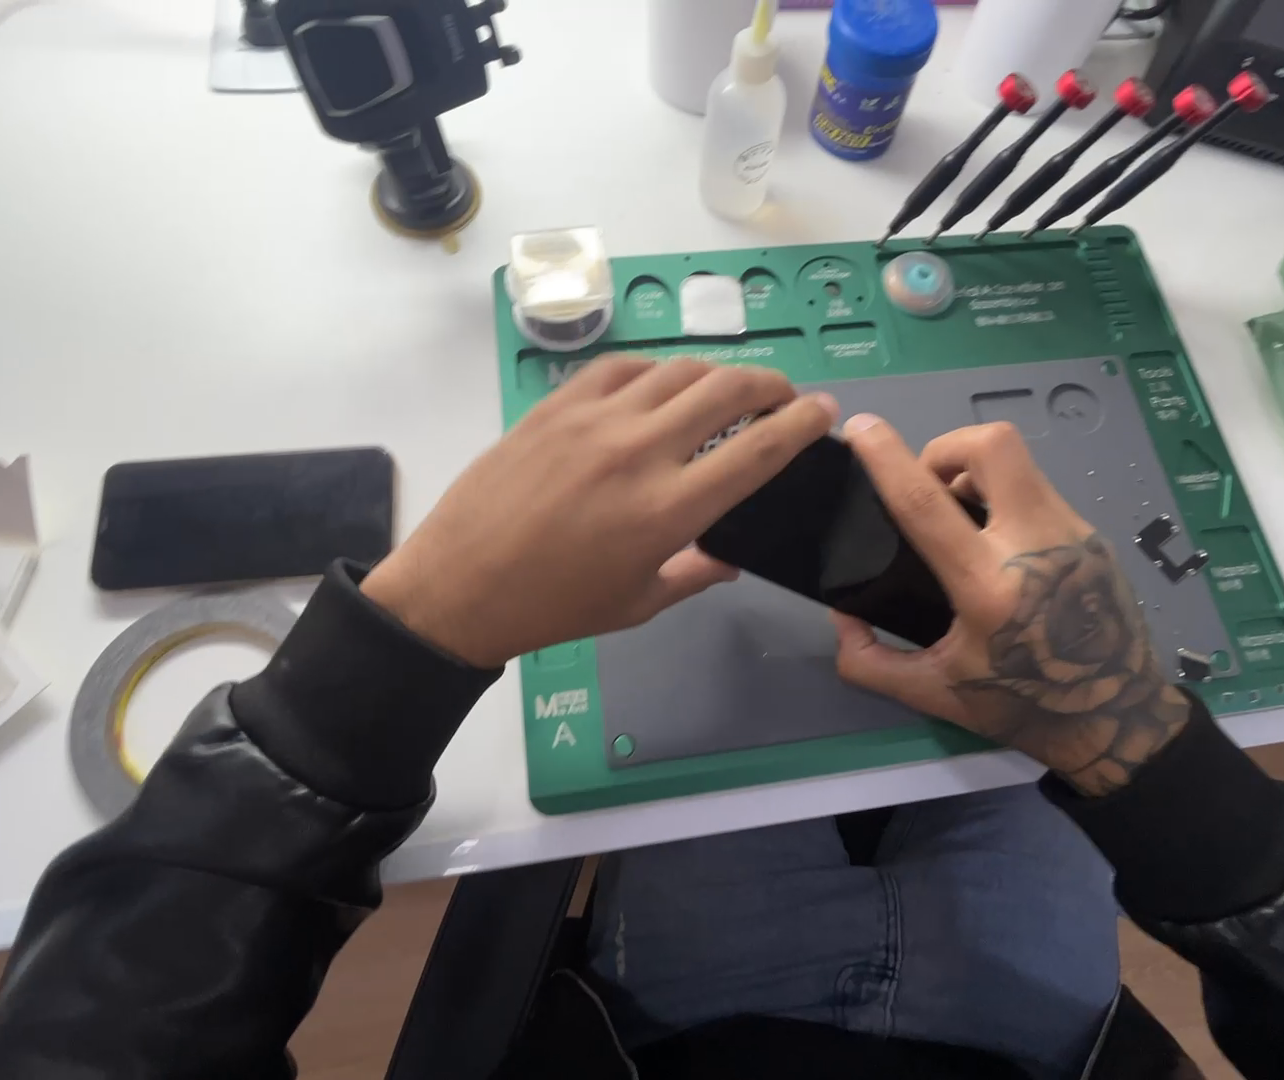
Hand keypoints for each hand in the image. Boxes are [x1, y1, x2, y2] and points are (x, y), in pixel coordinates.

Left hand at [362, 356, 837, 667]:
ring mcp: (595, 419)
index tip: (823, 412)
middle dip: (771, 384)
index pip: (759, 450)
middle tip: (782, 396)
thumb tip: (731, 557)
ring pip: (678, 369)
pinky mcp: (557, 404)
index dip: (802, 424)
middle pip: (727, 390)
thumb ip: (696, 574)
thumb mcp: (638, 604)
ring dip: (717, 374)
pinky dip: (656, 370)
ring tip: (727, 390)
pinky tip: (660, 386)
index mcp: (669, 510)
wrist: (460, 586)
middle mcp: (641, 451)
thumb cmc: (555, 607)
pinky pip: (622, 366)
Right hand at [829, 415, 1188, 795]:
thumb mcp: (933, 693)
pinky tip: (991, 536)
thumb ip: (869, 662)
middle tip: (924, 484)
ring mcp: (1072, 533)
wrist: (1121, 719)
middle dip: (945, 446)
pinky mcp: (1091, 533)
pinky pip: (1034, 487)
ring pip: (1017, 460)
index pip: (927, 503)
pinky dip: (999, 493)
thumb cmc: (1022, 707)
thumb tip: (841, 616)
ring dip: (972, 468)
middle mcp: (1036, 546)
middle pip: (992, 447)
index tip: (860, 429)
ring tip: (955, 511)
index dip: (887, 458)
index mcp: (988, 588)